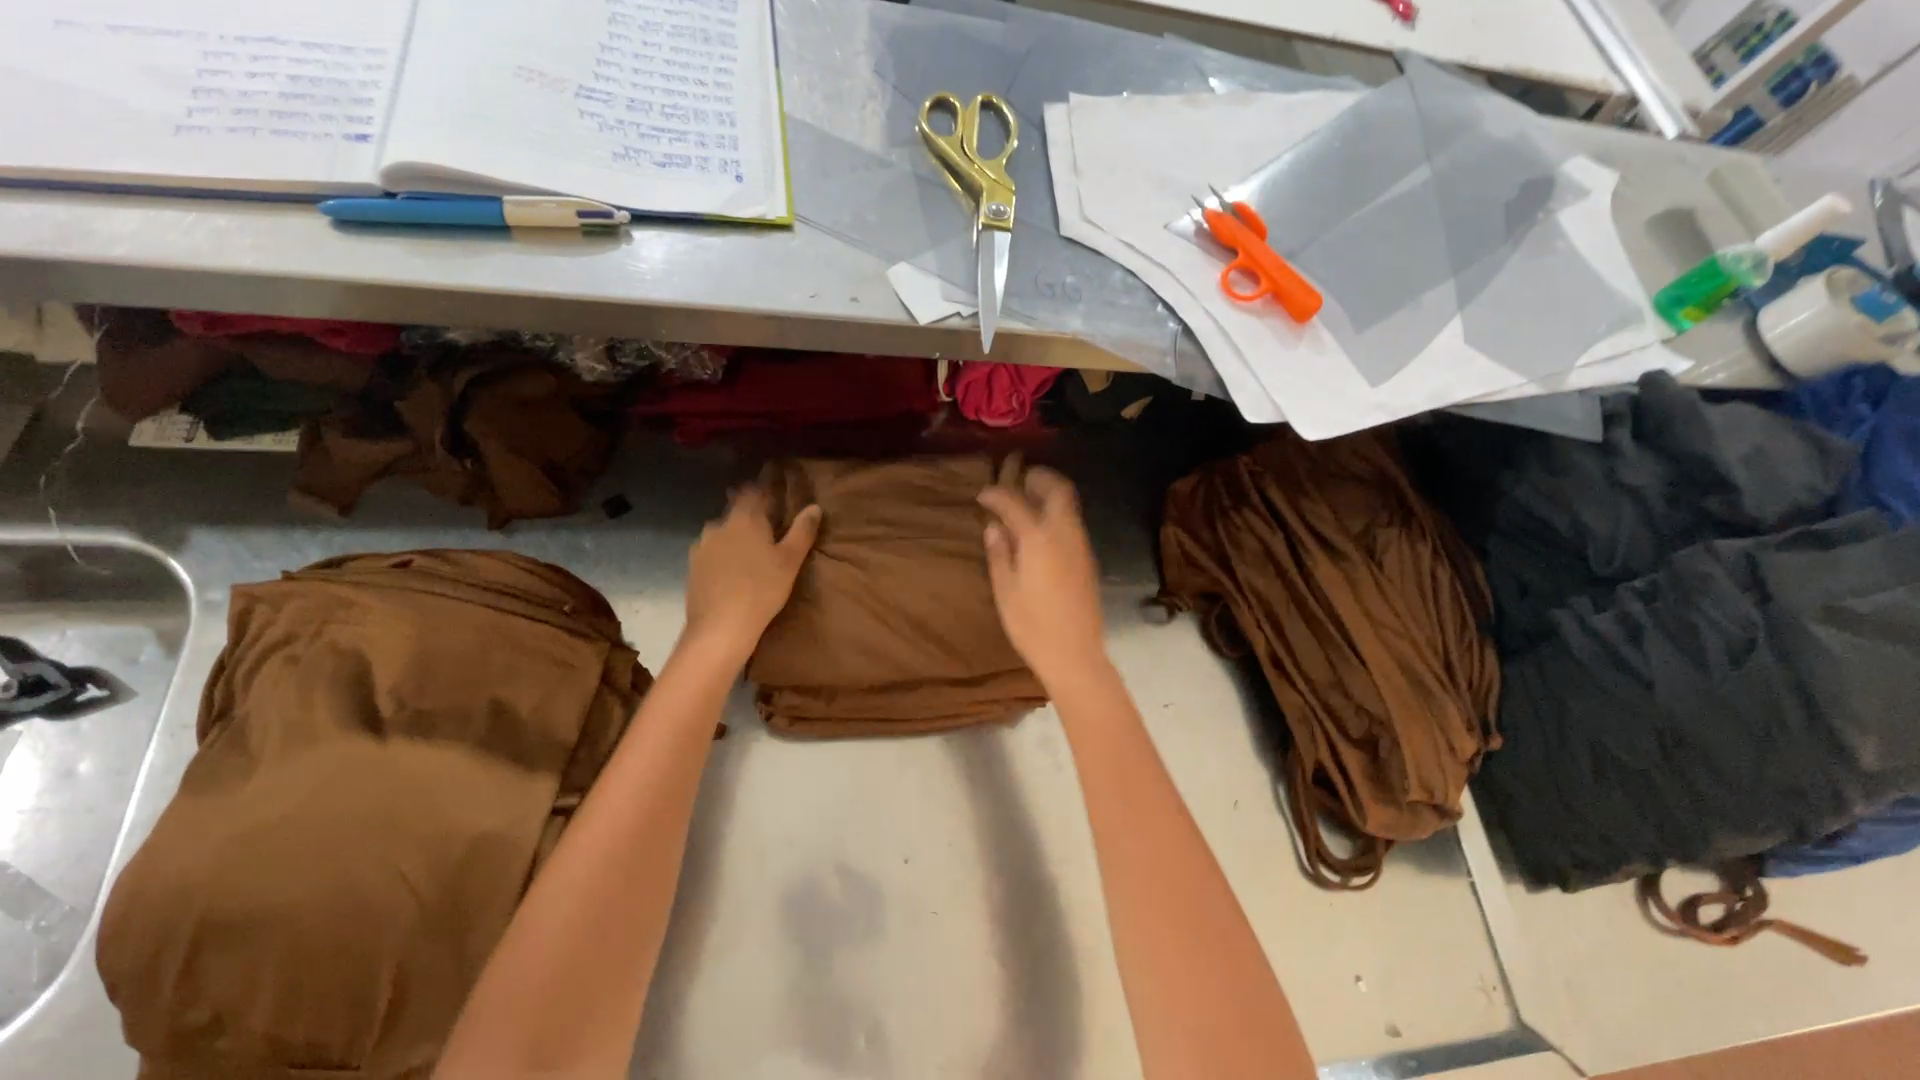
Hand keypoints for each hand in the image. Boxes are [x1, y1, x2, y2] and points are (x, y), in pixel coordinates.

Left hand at [683, 487, 820, 661]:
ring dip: (734, 537)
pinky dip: (722, 555)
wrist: (720, 627)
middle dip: (749, 518)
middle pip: (736, 512)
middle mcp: (719, 525)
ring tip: (748, 555)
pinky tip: (731, 572)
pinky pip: (711, 551)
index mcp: (745, 519)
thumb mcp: (790, 561)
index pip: (753, 493)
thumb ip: (803, 531)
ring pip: (722, 532)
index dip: (763, 492)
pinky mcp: (693, 566)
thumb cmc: (762, 590)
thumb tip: (814, 507)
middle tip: (767, 532)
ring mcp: (702, 545)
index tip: (774, 499)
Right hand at [978, 467, 1107, 683]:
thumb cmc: (1032, 626)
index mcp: (1039, 539)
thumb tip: (994, 528)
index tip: (982, 496)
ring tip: (1025, 502)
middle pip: (1057, 490)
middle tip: (1018, 480)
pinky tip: (1039, 531)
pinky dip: (1056, 516)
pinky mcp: (1087, 560)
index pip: (1015, 503)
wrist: (1075, 654)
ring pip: (1069, 507)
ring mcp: (1080, 546)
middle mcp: (1064, 534)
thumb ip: (999, 554)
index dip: (996, 495)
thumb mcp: (1005, 590)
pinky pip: (1072, 525)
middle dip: (1038, 479)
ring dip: (1049, 496)